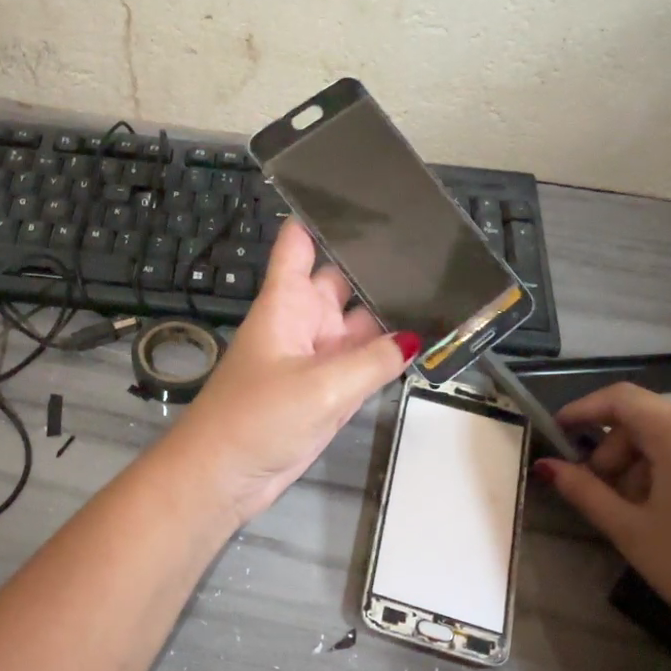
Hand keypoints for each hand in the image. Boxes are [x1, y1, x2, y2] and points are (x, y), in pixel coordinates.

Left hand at [163, 222, 417, 523]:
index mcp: (286, 302)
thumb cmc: (256, 419)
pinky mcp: (329, 389)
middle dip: (377, 262)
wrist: (226, 477)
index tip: (366, 193)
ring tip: (445, 284)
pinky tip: (430, 337)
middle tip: (433, 241)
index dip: (326, 215)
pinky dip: (391, 353)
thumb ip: (372, 360)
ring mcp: (318, 355)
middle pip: (343, 277)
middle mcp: (303, 320)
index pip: (301, 242)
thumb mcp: (319, 387)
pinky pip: (366, 362)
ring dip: (393, 309)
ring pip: (361, 322)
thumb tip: (413, 338)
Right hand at [538, 383, 670, 667]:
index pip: (623, 398)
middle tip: (599, 496)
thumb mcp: (632, 531)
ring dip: (643, 468)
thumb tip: (548, 466)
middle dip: (614, 452)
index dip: (583, 409)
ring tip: (637, 518)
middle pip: (649, 422)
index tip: (557, 433)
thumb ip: (585, 491)